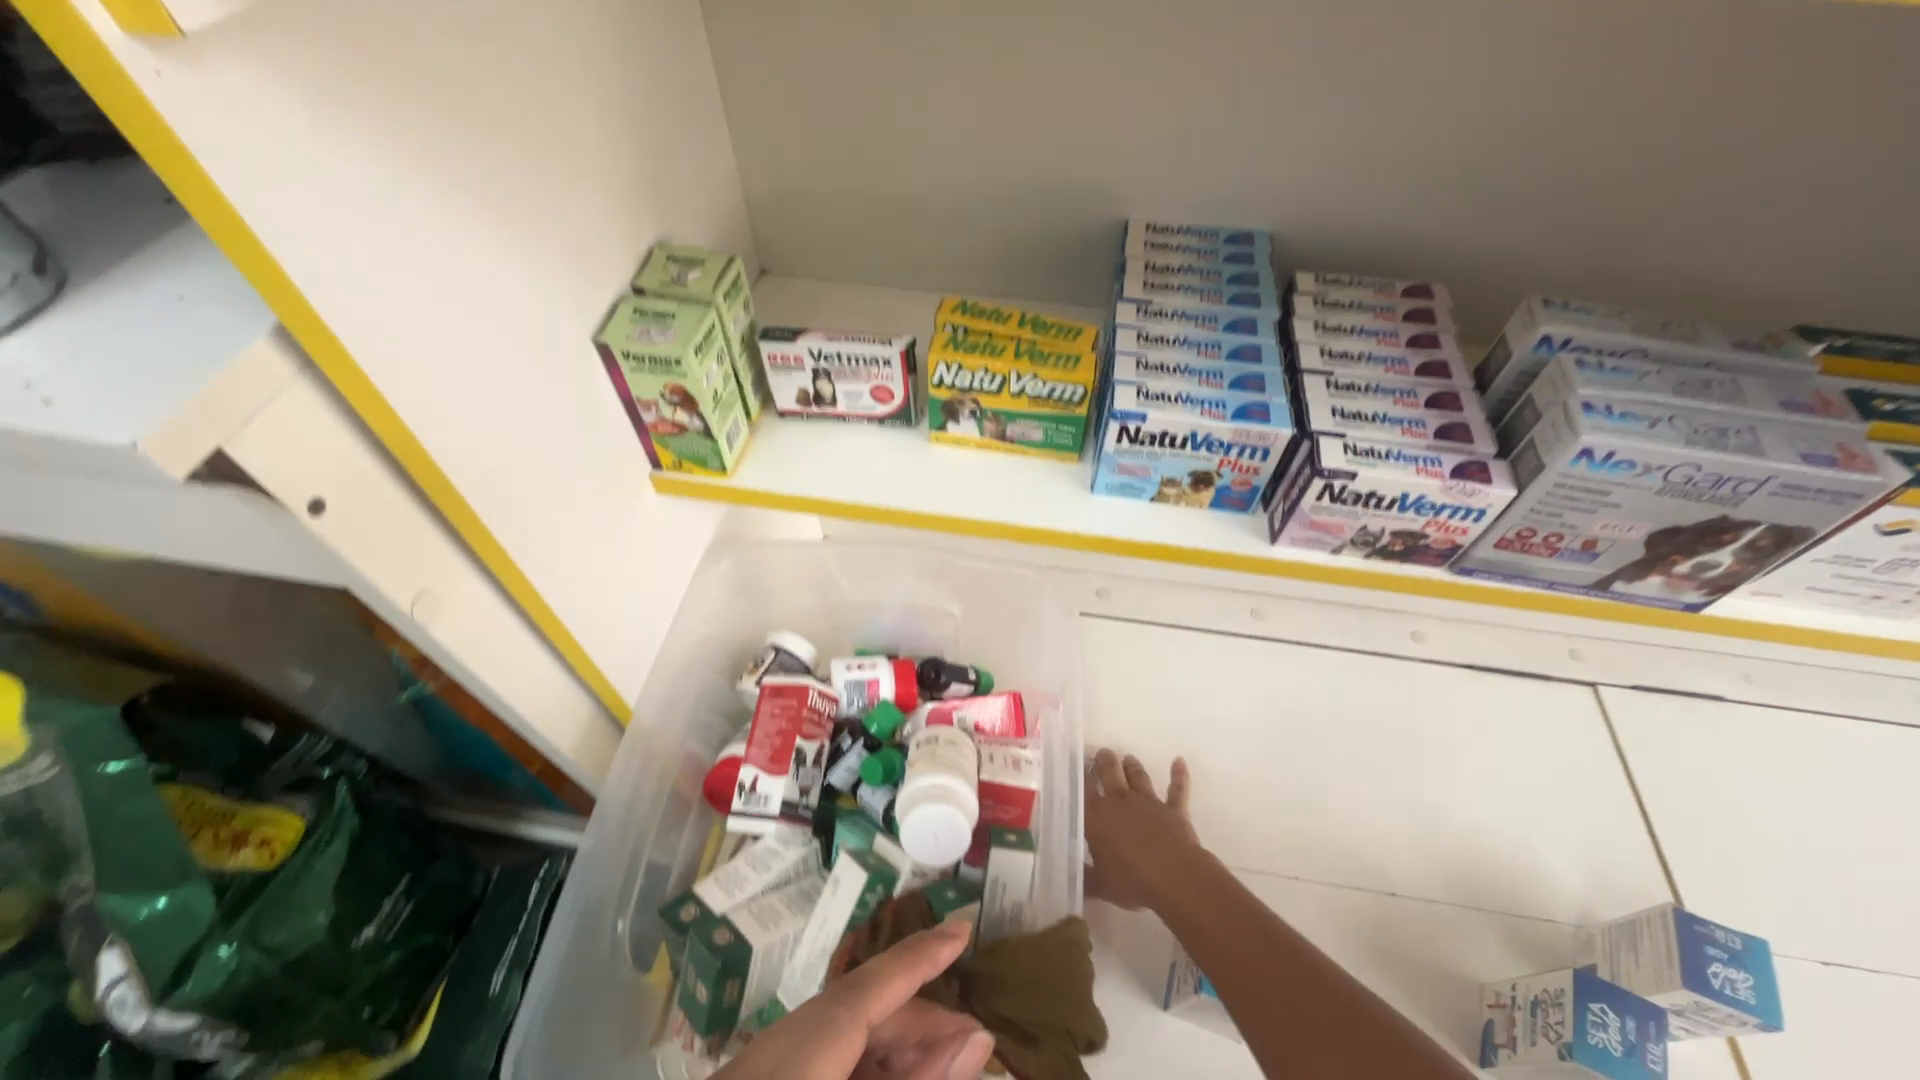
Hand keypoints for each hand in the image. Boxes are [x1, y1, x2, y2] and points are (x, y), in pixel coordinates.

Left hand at [715, 920, 996, 1079]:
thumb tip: (976, 1038)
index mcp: (807, 1046)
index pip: (874, 984)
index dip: (920, 955)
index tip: (963, 928)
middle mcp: (785, 1046)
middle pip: (864, 1014)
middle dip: (921, 1024)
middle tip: (974, 1047)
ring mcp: (771, 1068)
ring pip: (845, 1042)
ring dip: (896, 1053)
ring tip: (942, 1069)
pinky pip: (826, 1067)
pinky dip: (866, 1072)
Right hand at [1085, 749, 1203, 912]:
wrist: (1175, 877)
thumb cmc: (1132, 881)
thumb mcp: (1100, 885)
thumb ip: (1085, 877)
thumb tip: (1072, 877)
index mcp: (1096, 817)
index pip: (1084, 788)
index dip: (1080, 775)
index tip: (1076, 764)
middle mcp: (1120, 802)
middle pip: (1110, 772)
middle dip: (1105, 761)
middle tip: (1102, 753)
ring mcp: (1149, 802)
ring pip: (1138, 776)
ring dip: (1132, 766)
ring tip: (1128, 758)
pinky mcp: (1174, 809)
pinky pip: (1177, 788)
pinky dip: (1179, 774)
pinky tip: (1179, 761)